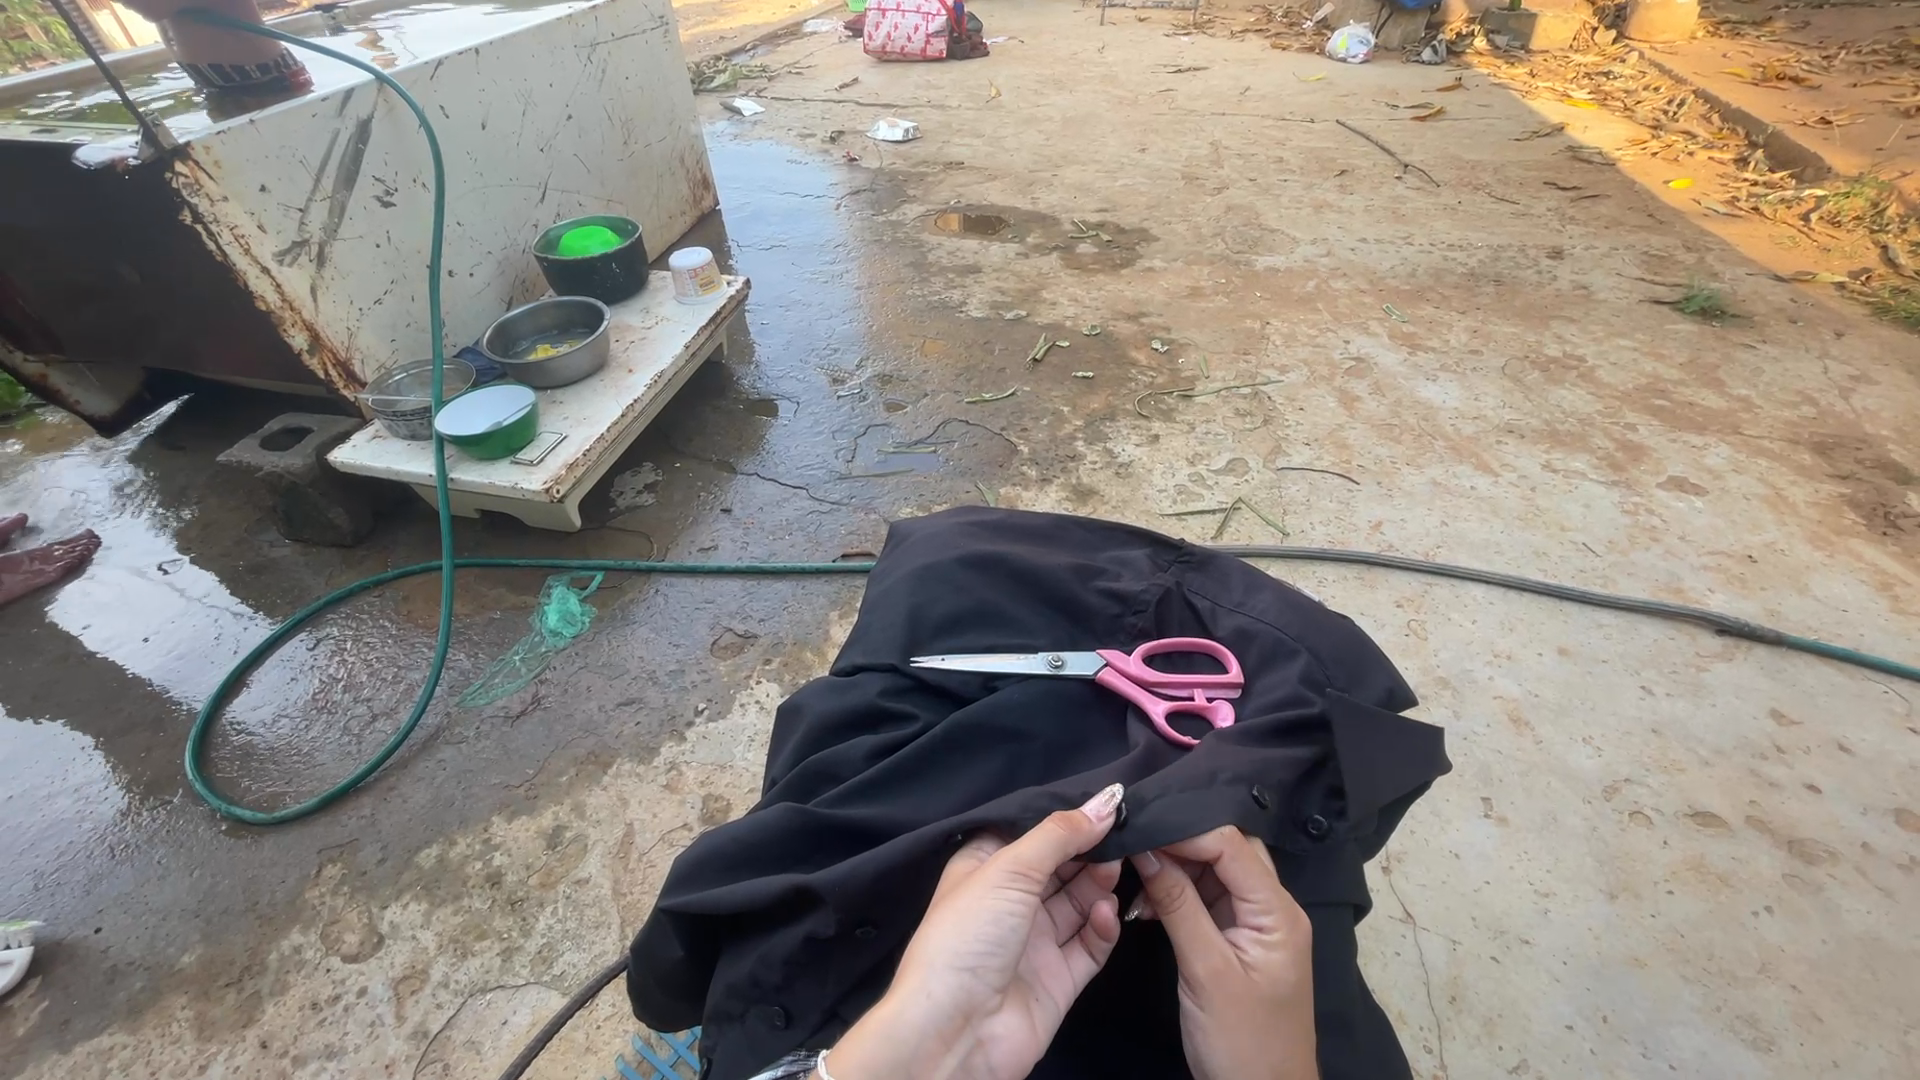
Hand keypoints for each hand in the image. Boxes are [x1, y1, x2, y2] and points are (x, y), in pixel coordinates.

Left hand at [823, 784, 1125, 1079]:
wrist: (956, 1033)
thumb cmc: (969, 934)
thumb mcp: (1011, 868)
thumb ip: (1061, 834)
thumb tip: (1107, 800)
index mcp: (985, 866)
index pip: (1032, 832)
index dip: (1066, 819)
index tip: (1106, 803)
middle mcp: (1010, 900)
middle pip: (1060, 865)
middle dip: (1089, 849)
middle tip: (1121, 834)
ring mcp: (1034, 940)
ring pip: (1079, 901)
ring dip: (1099, 883)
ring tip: (1115, 868)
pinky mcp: (1058, 978)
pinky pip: (1089, 944)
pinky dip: (1103, 927)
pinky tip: (1107, 913)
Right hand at [1130, 827, 1317, 1079]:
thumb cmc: (1241, 1042)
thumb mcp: (1204, 969)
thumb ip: (1176, 902)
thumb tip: (1145, 847)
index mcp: (1278, 910)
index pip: (1231, 843)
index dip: (1185, 829)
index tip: (1140, 828)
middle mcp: (1272, 906)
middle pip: (1227, 848)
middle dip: (1180, 839)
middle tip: (1135, 837)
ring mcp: (1255, 921)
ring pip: (1214, 868)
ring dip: (1174, 865)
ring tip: (1133, 867)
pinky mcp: (1237, 936)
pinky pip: (1206, 894)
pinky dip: (1176, 890)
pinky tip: (1145, 898)